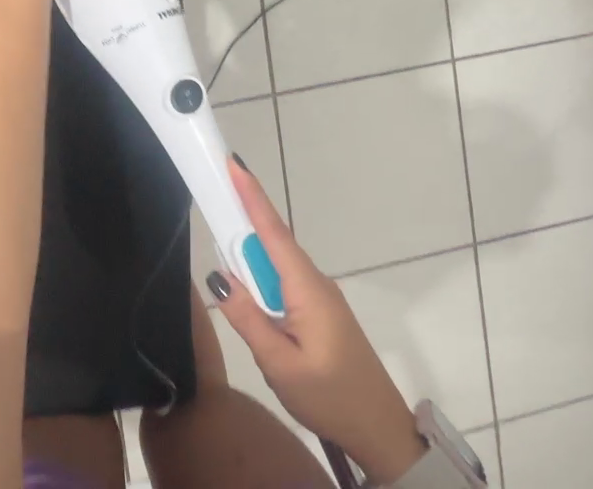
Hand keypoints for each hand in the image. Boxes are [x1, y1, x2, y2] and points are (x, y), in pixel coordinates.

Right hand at [209, 161, 426, 485]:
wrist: (379, 429)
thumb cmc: (331, 397)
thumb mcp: (281, 364)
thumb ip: (249, 319)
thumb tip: (219, 277)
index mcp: (306, 288)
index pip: (273, 232)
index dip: (252, 196)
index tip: (234, 164)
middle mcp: (313, 282)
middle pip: (272, 241)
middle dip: (244, 215)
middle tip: (213, 192)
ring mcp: (318, 297)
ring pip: (276, 264)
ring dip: (249, 249)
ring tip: (220, 238)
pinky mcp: (318, 312)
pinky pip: (283, 282)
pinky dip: (261, 274)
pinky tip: (246, 285)